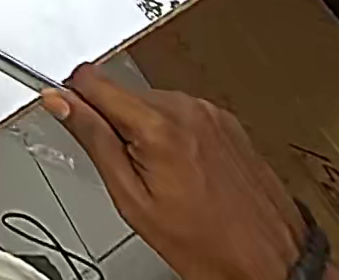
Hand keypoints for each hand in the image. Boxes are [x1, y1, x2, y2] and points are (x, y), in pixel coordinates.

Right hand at [42, 64, 321, 279]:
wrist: (279, 268)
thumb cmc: (209, 248)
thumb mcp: (133, 200)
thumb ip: (92, 139)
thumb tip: (59, 101)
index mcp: (156, 125)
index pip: (90, 78)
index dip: (73, 95)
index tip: (70, 112)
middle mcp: (182, 107)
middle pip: (119, 91)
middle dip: (113, 120)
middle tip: (128, 166)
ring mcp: (206, 110)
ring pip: (146, 100)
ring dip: (143, 126)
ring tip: (164, 173)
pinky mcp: (223, 117)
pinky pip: (177, 109)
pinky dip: (171, 130)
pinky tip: (185, 167)